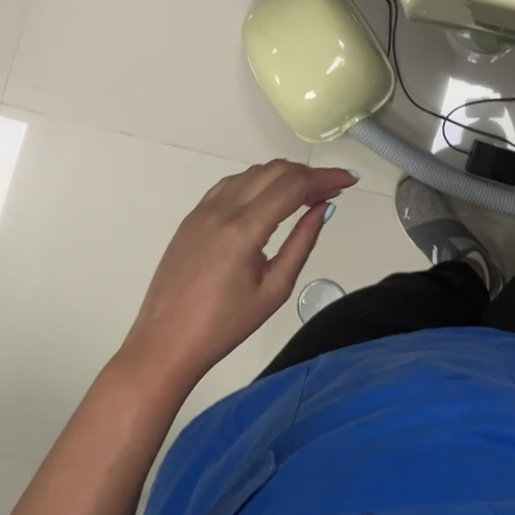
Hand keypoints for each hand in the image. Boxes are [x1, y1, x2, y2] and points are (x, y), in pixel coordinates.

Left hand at [122, 160, 357, 384]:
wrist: (165, 343)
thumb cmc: (224, 325)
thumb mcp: (274, 289)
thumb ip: (302, 243)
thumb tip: (323, 208)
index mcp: (244, 228)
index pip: (294, 186)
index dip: (326, 177)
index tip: (349, 180)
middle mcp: (223, 209)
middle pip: (275, 171)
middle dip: (309, 174)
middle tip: (333, 189)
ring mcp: (203, 209)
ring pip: (253, 172)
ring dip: (284, 175)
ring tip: (307, 194)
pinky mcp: (193, 216)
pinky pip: (232, 184)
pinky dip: (258, 181)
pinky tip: (271, 198)